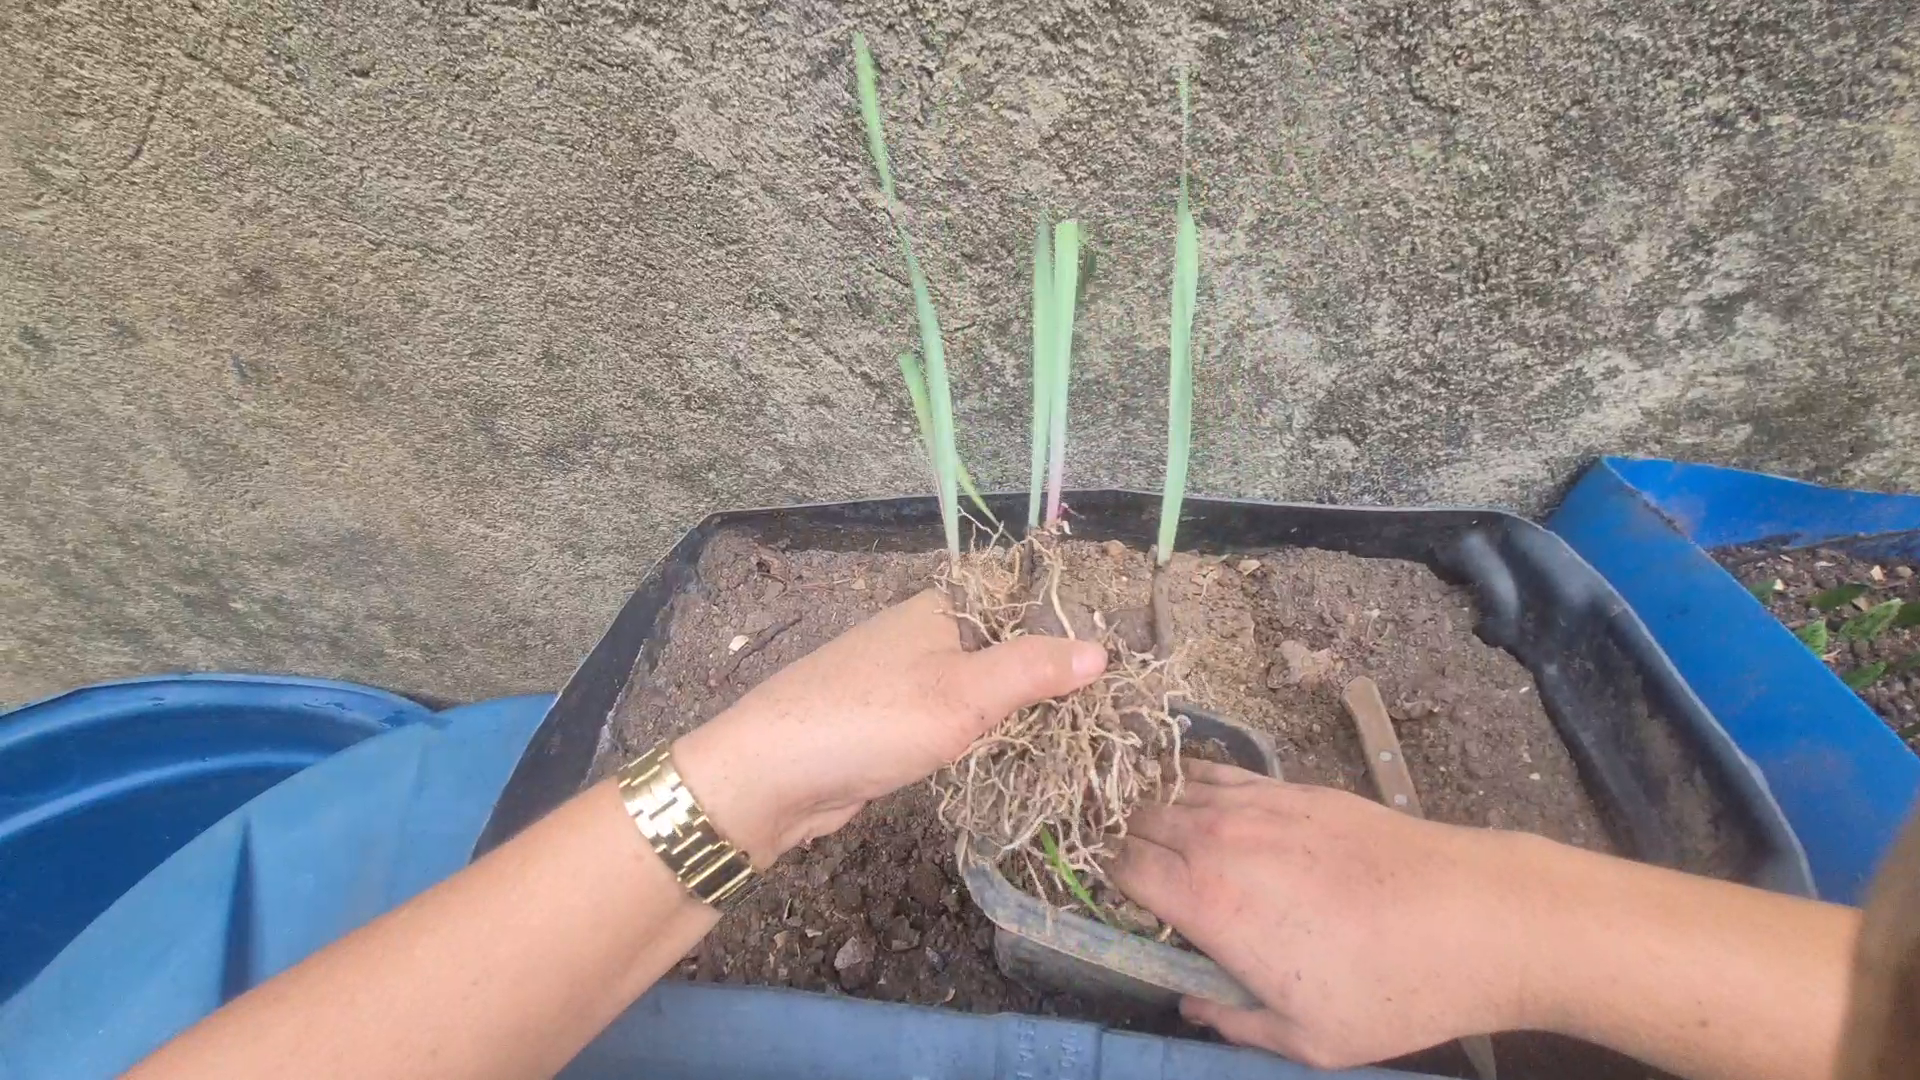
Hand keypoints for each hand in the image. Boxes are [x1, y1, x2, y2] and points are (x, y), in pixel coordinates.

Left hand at [672, 588, 1106, 865]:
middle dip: (1052, 678)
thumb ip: (1032, 669)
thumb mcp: (963, 694)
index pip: (1026, 602)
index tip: (1122, 667)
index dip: (1072, 627)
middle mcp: (929, 633)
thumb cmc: (871, 719)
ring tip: (1080, 739)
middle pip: (1009, 645)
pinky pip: (959, 718)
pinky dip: (988, 733)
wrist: (771, 775)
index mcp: (945, 608)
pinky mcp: (899, 720)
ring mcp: (911, 678)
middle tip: (1111, 716)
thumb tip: (1102, 650)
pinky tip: (1018, 755)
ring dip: (1021, 710)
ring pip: (985, 686)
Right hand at [1111, 762, 1535, 1068]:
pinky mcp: (1283, 785)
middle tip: (1148, 868)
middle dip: (1130, 841)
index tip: (1127, 895)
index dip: (1113, 878)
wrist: (1466, 915)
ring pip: (1171, 792)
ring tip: (1170, 831)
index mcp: (1205, 901)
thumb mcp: (1308, 1038)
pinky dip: (1193, 782)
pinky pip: (1214, 771)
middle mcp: (1212, 840)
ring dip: (1158, 811)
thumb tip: (1189, 1001)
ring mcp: (1248, 804)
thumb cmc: (1386, 987)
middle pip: (1139, 822)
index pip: (1123, 866)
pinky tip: (1202, 796)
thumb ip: (1232, 1020)